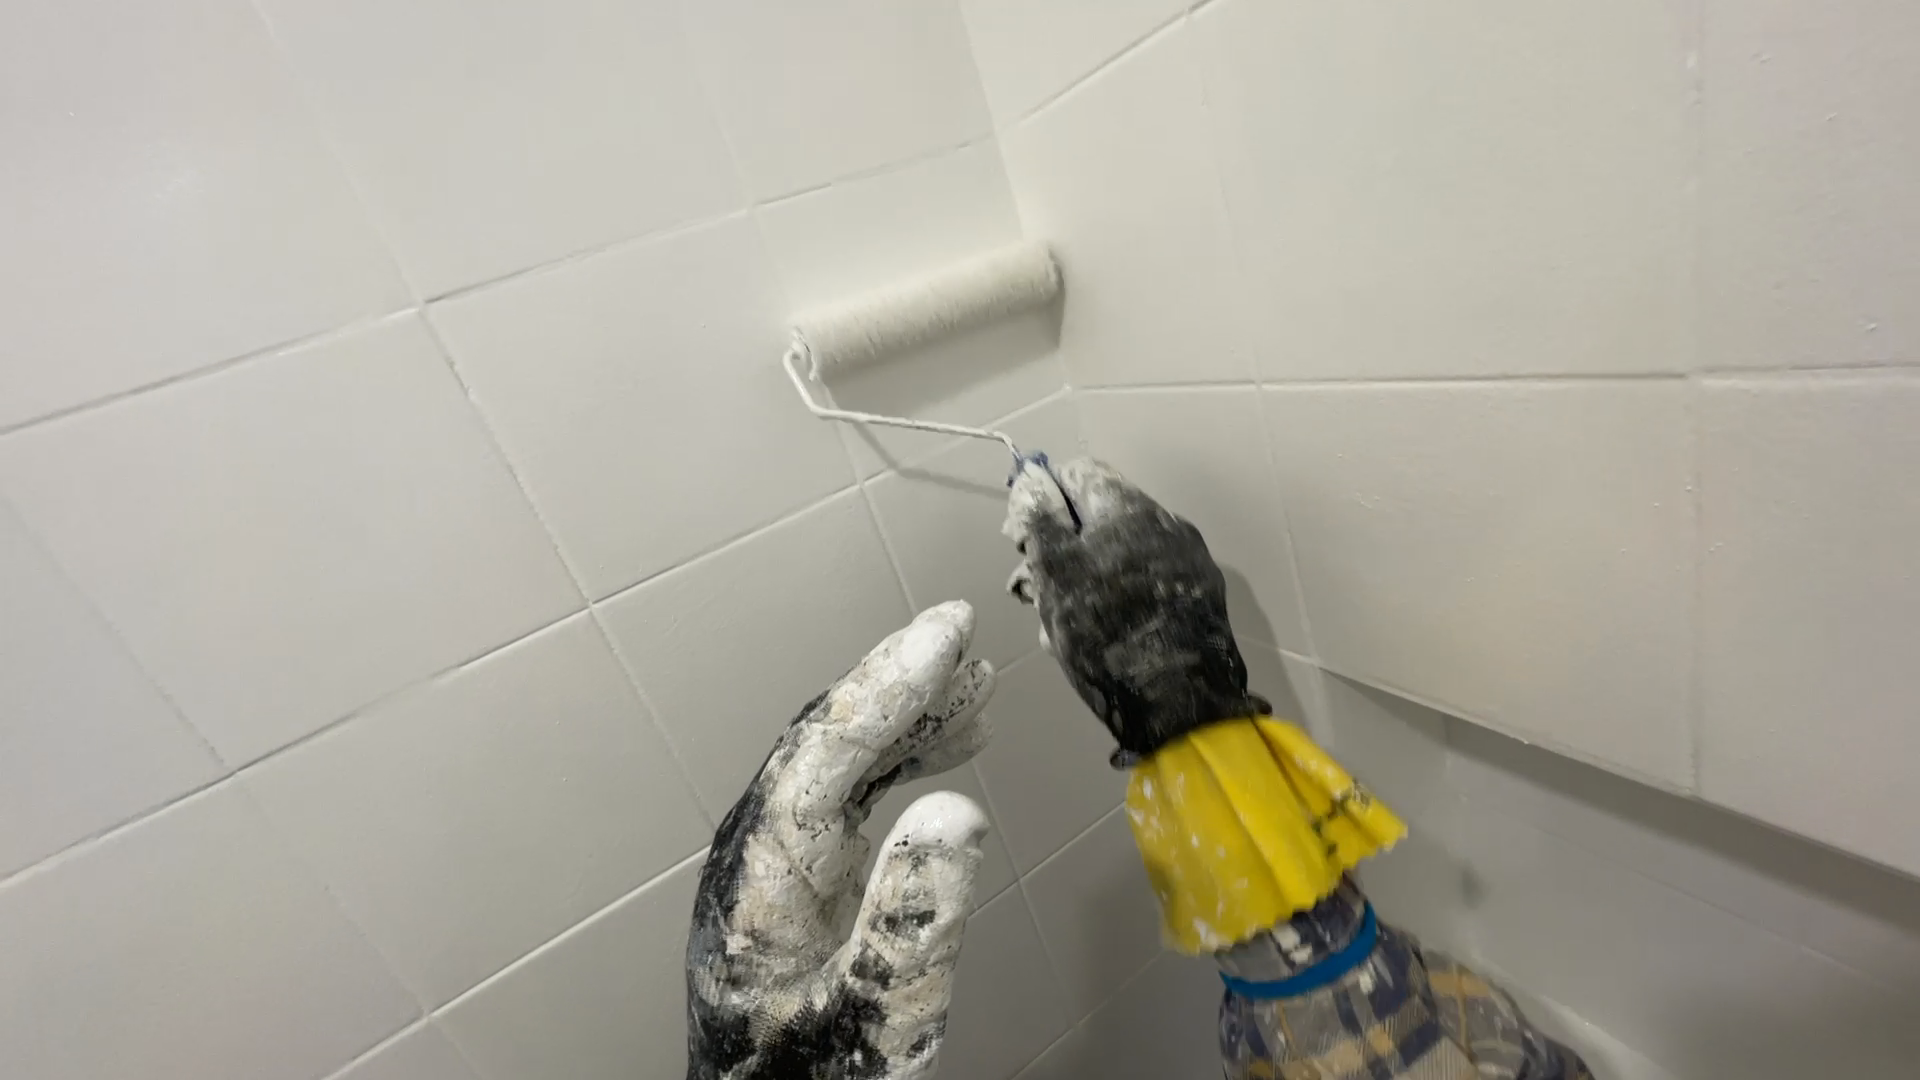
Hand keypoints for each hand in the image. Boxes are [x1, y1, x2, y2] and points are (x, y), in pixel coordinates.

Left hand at [685, 602, 994, 1079]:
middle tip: (962, 630)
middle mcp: (764, 841)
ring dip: (914, 713)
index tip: (947, 633)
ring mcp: (784, 846)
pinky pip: (859, 785)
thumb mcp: (870, 1023)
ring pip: (849, 752)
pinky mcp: (808, 858)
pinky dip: (909, 756)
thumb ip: (910, 923)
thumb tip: (958, 808)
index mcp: (762, 872)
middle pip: (834, 734)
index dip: (889, 684)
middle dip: (901, 678)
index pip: (825, 748)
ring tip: (978, 686)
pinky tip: (953, 742)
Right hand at [1002, 457, 1266, 763]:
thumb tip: (1031, 480)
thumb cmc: (1105, 632)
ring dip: (1078, 580)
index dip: (1043, 497)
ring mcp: (1185, 562)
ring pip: (1114, 556)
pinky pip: (1140, 583)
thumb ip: (1040, 521)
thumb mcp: (1055, 574)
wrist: (1180, 703)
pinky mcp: (1196, 598)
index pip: (1078, 473)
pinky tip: (1092, 636)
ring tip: (1054, 624)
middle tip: (1030, 587)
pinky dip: (1111, 599)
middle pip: (1096, 518)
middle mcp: (1164, 524)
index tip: (1020, 536)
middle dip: (1056, 548)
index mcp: (1129, 508)